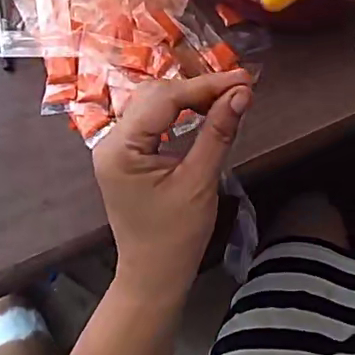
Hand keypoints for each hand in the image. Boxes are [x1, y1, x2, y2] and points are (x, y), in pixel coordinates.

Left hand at [92, 72, 251, 305]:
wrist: (153, 276)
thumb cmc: (176, 237)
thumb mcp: (200, 182)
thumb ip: (218, 133)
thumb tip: (241, 94)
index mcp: (120, 148)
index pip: (164, 99)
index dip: (205, 85)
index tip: (243, 79)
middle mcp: (110, 140)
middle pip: (155, 95)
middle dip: (198, 88)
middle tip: (239, 88)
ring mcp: (115, 146)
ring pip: (153, 103)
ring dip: (189, 97)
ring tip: (226, 96)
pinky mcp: (125, 154)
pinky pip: (152, 120)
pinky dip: (179, 111)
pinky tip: (203, 109)